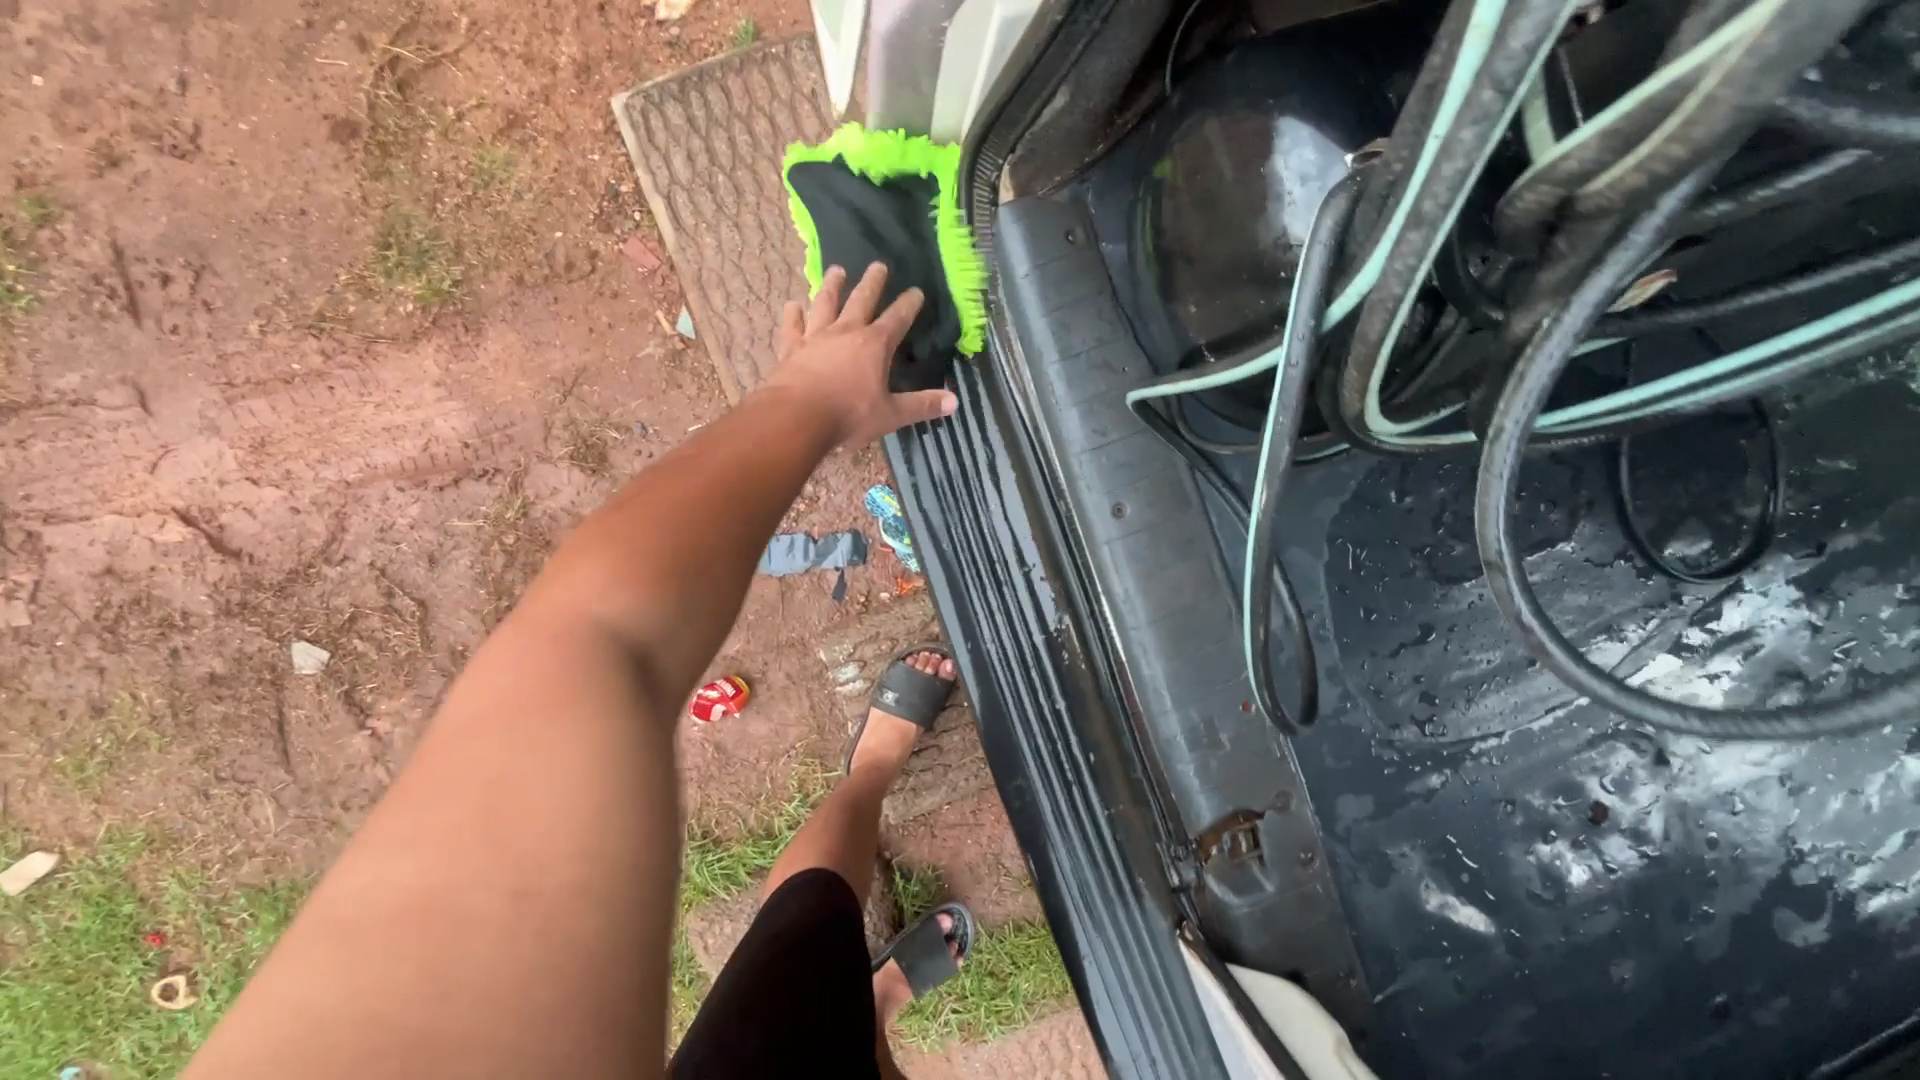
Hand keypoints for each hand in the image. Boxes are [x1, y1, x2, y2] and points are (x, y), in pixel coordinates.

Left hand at [762, 262, 958, 445]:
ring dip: (831, 286)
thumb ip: (921, 406)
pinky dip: (792, 315)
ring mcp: (815, 337)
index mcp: (875, 345)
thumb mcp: (891, 414)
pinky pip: (792, 327)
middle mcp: (846, 332)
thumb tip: (955, 401)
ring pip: (825, 304)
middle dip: (872, 283)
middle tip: (878, 265)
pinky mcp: (791, 348)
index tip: (916, 290)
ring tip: (836, 270)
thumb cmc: (849, 415)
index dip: (909, 304)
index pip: (897, 319)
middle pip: (861, 300)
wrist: (797, 417)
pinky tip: (792, 305)